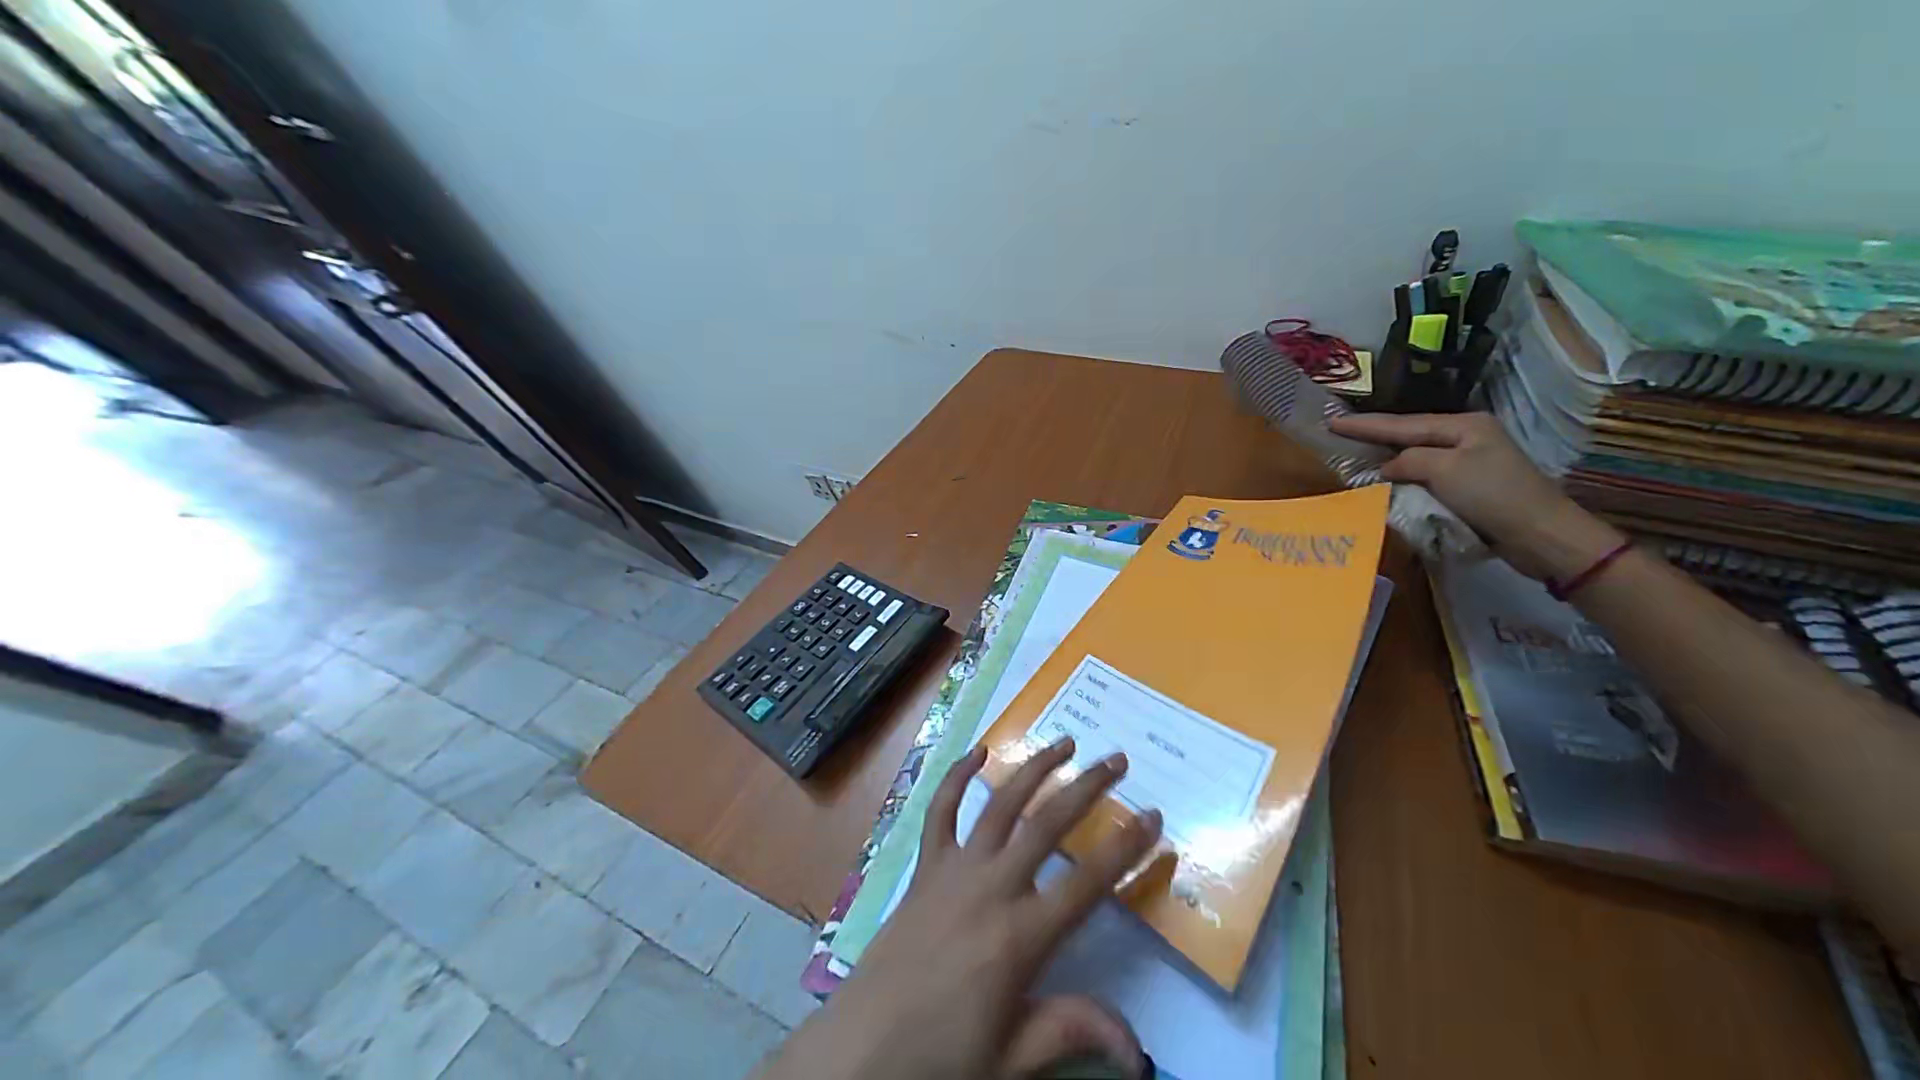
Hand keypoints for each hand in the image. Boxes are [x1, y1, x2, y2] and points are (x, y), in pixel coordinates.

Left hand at [759, 739, 1162, 1079]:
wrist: (860, 1051)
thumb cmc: (942, 1058)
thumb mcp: (1013, 1058)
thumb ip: (1072, 1032)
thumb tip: (1140, 1053)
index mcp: (1021, 937)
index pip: (1087, 882)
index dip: (1126, 849)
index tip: (1154, 818)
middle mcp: (991, 889)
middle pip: (1047, 825)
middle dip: (1087, 787)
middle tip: (1117, 759)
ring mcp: (953, 871)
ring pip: (1000, 805)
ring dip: (1033, 769)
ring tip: (1064, 741)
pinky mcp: (923, 869)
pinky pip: (940, 813)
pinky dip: (957, 778)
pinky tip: (976, 752)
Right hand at [1327, 412, 1625, 579]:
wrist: (1540, 535)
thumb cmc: (1494, 495)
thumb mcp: (1445, 470)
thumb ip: (1409, 460)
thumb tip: (1386, 467)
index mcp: (1464, 425)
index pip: (1402, 424)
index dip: (1365, 425)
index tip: (1332, 422)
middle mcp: (1467, 438)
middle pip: (1410, 435)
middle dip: (1375, 435)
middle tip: (1340, 432)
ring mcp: (1470, 462)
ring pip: (1417, 455)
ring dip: (1387, 455)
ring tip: (1356, 453)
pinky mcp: (1470, 487)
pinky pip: (1426, 475)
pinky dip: (1404, 476)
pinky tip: (1386, 478)